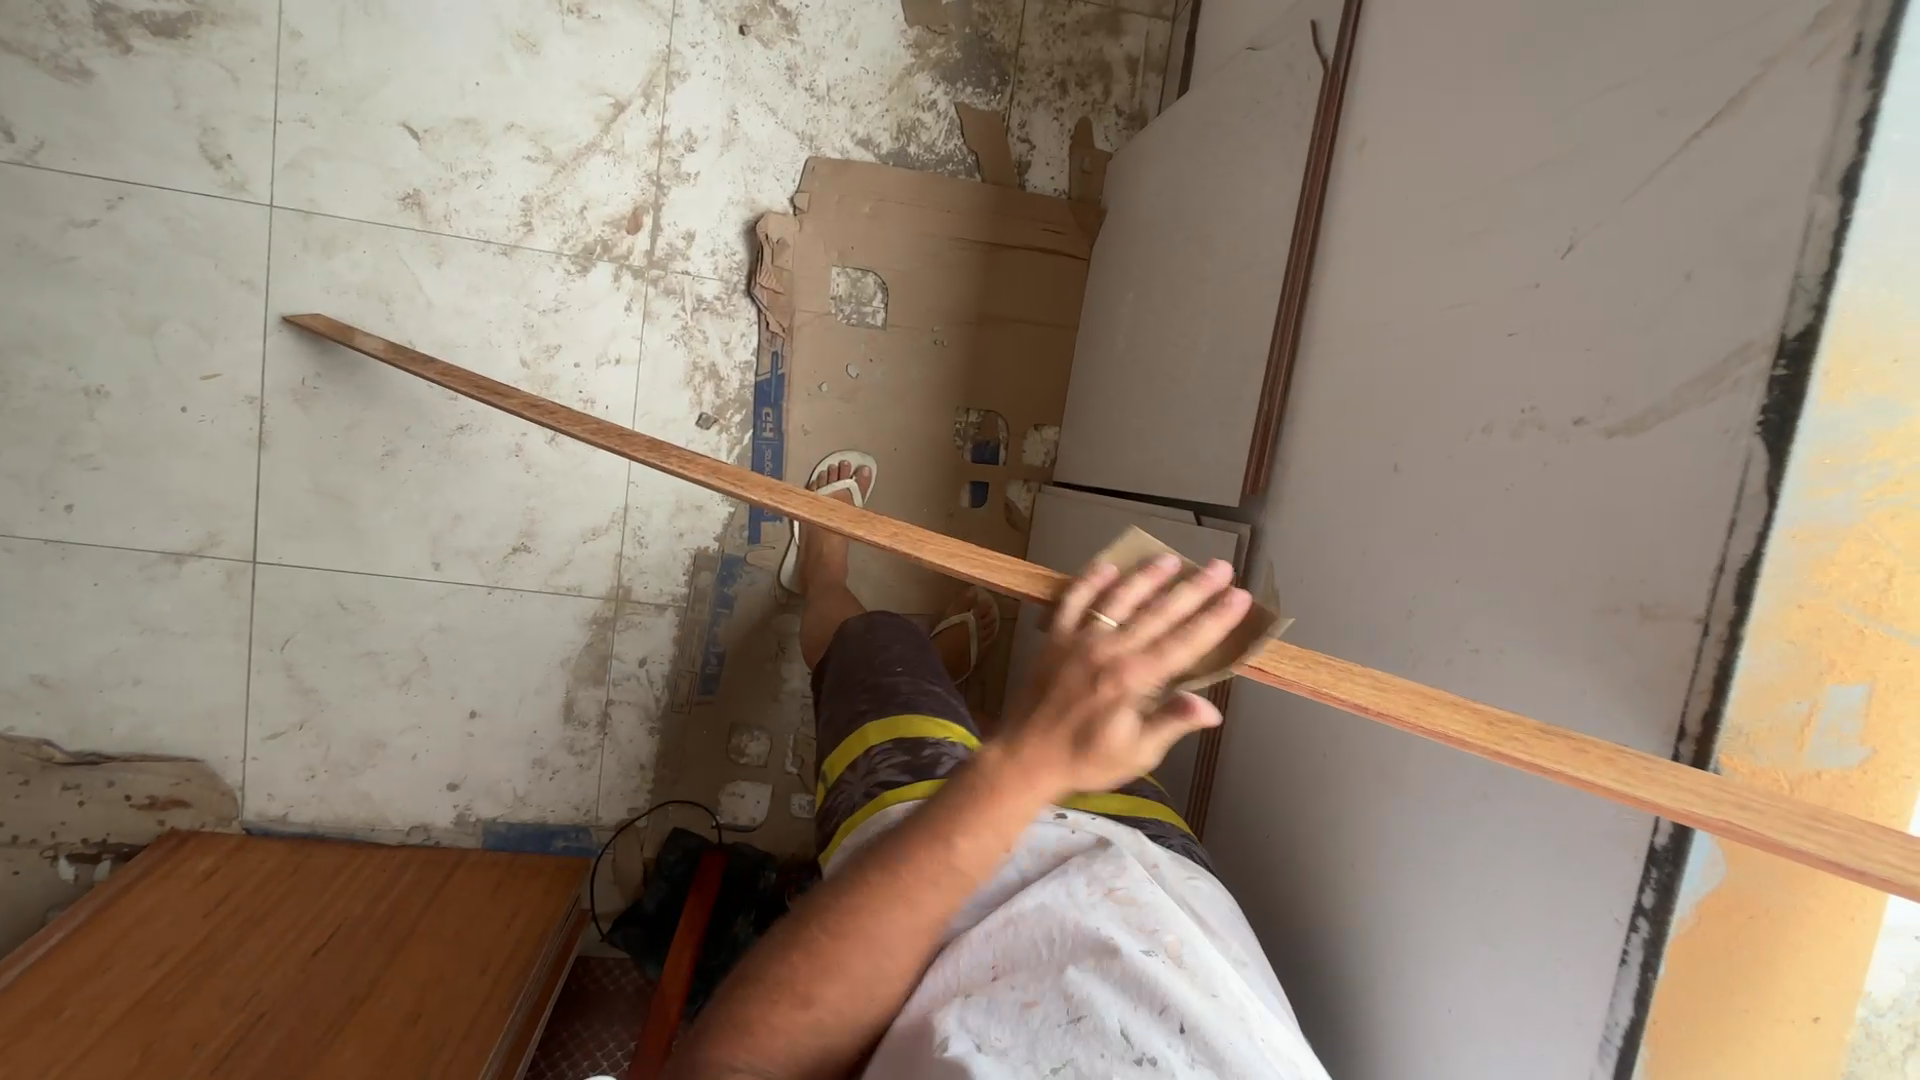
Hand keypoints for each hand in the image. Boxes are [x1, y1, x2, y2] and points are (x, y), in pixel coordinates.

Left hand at [995, 555, 1252, 796]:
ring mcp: (1079, 639)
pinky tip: (1107, 565)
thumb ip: (1171, 722)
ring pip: (1119, 599)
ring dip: (1146, 576)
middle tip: (1220, 567)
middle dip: (1193, 589)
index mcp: (1133, 679)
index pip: (1184, 642)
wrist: (1025, 757)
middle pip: (1159, 612)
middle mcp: (1109, 650)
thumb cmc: (1085, 760)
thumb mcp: (1136, 753)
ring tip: (1171, 558)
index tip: (1239, 596)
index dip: (1215, 619)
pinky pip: (1073, 601)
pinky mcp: (1055, 638)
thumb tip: (1212, 708)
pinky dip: (1090, 582)